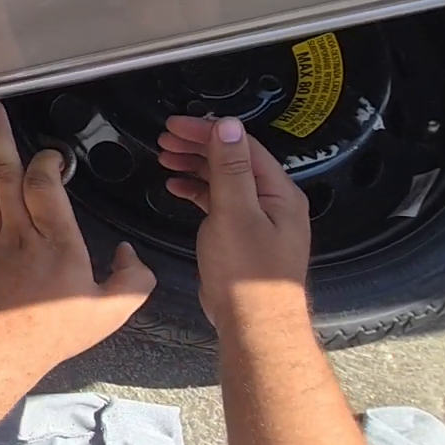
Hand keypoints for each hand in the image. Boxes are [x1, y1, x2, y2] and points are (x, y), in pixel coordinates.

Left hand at [0, 101, 155, 365]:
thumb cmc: (54, 330)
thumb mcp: (112, 310)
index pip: (43, 186)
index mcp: (57, 241)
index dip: (46, 162)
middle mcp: (21, 231)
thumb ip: (133, 279)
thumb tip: (131, 254)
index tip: (54, 154)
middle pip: (7, 173)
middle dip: (0, 137)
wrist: (3, 346)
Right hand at [155, 115, 312, 331]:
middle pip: (232, 160)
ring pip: (223, 178)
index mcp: (278, 193)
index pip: (242, 147)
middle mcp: (272, 202)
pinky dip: (195, 188)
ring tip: (166, 158)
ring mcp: (256, 218)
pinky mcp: (239, 233)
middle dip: (197, 145)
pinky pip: (216, 199)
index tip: (176, 125)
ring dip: (194, 165)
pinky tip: (177, 188)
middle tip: (165, 138)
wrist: (252, 320)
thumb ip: (230, 169)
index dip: (207, 131)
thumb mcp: (235, 213)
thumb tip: (228, 128)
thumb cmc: (247, 273)